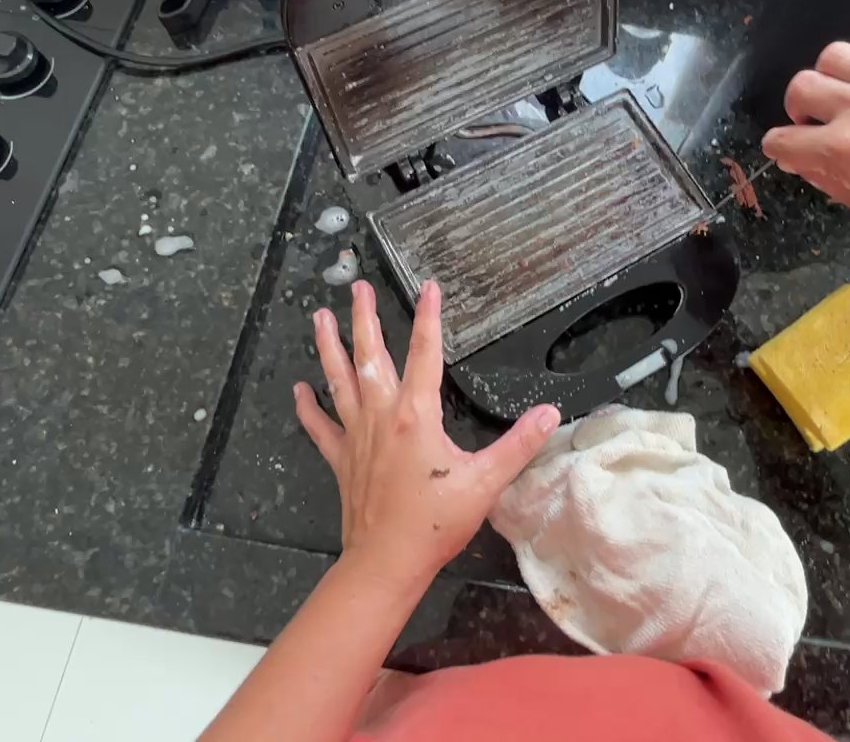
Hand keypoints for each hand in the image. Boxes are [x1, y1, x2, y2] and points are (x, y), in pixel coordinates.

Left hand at [294, 280, 560, 587]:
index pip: (424, 352)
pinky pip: (320, 427)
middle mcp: (381, 415)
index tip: (429, 287)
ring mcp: (356, 436)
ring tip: (320, 316)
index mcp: (415, 414)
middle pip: (370, 355)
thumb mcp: (486, 482)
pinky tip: (299, 389)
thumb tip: (550, 413)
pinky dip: (308, 407)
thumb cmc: (436, 522)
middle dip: (364, 317)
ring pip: (339, 380)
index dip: (428, 317)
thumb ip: (519, 445)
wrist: (386, 563)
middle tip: (357, 286)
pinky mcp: (341, 459)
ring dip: (329, 347)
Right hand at [761, 5, 849, 257]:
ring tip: (849, 87)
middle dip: (800, 108)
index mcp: (844, 150)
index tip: (792, 151)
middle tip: (819, 120)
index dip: (781, 148)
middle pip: (802, 88)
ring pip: (836, 54)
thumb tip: (799, 160)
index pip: (783, 140)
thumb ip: (828, 181)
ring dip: (832, 74)